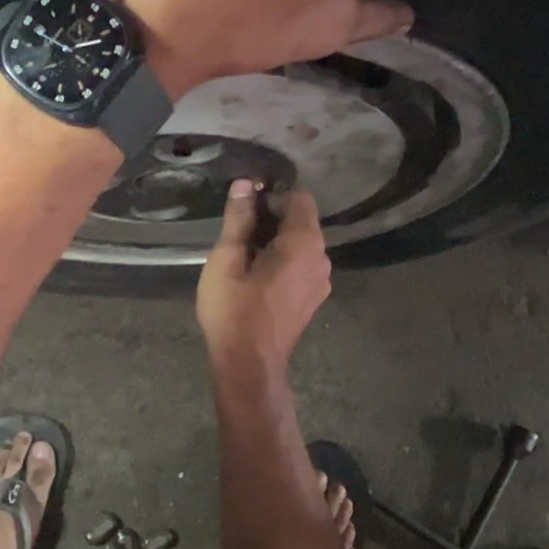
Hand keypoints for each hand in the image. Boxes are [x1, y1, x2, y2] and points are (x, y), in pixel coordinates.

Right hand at [198, 179, 332, 374]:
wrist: (249, 365)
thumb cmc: (233, 310)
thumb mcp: (227, 260)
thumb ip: (238, 219)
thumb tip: (244, 184)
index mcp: (304, 243)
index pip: (299, 198)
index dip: (271, 196)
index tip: (244, 208)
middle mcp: (322, 258)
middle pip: (301, 221)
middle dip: (271, 220)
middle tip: (237, 235)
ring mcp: (321, 281)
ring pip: (301, 245)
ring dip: (276, 243)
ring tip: (244, 258)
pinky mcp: (313, 298)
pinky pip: (301, 266)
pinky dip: (283, 262)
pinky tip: (257, 278)